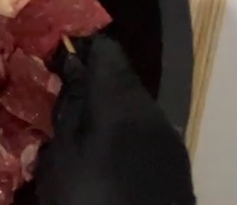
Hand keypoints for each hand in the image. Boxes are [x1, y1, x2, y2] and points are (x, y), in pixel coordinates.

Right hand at [35, 36, 194, 204]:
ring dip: (111, 109)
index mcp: (121, 101)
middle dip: (93, 81)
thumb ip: (68, 107)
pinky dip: (127, 134)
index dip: (81, 46)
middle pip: (122, 77)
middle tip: (63, 96)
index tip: (57, 56)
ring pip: (135, 105)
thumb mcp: (61, 157)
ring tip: (83, 130)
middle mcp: (152, 111)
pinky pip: (148, 132)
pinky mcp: (179, 168)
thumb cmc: (92, 202)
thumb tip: (70, 71)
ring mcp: (170, 140)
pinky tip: (108, 157)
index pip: (106, 48)